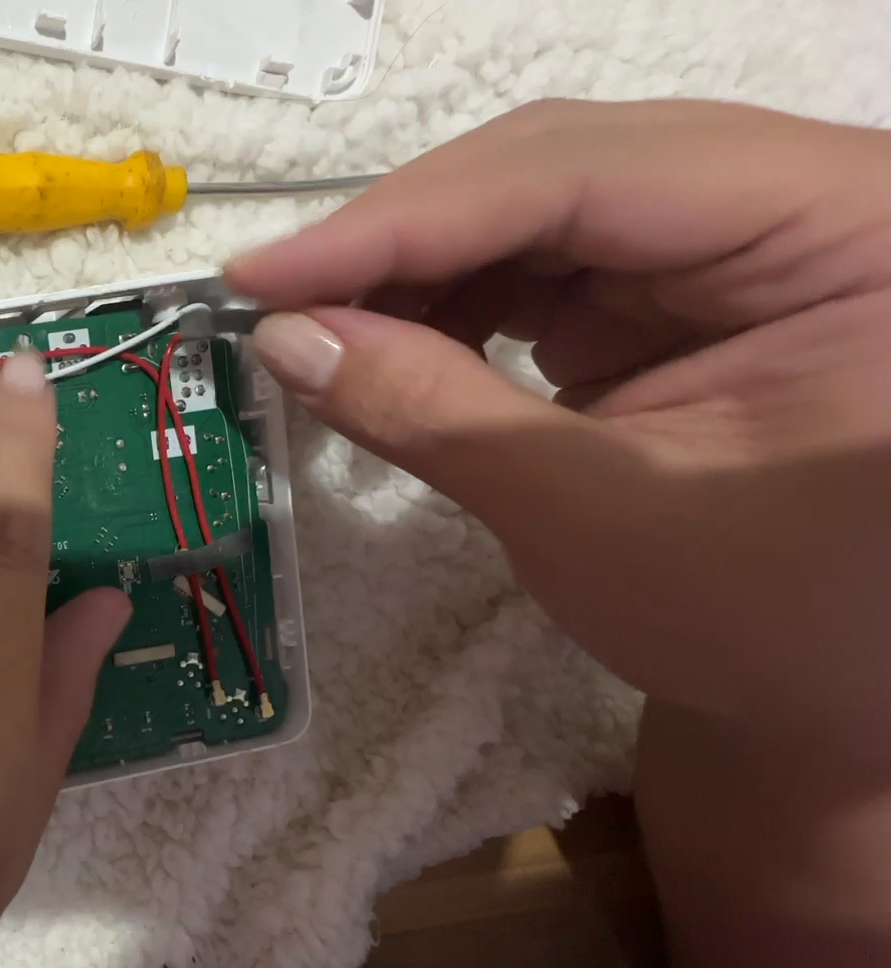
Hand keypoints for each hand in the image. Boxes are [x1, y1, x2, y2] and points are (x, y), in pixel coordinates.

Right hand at [227, 98, 890, 732]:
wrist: (823, 678)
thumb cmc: (754, 616)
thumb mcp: (585, 512)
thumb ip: (428, 412)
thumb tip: (279, 340)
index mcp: (852, 230)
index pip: (584, 177)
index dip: (400, 222)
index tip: (258, 276)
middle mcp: (796, 199)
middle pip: (551, 166)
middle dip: (394, 239)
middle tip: (271, 299)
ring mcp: (726, 241)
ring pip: (523, 208)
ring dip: (403, 271)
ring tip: (315, 332)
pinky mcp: (666, 288)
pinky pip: (522, 264)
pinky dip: (433, 304)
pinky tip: (379, 342)